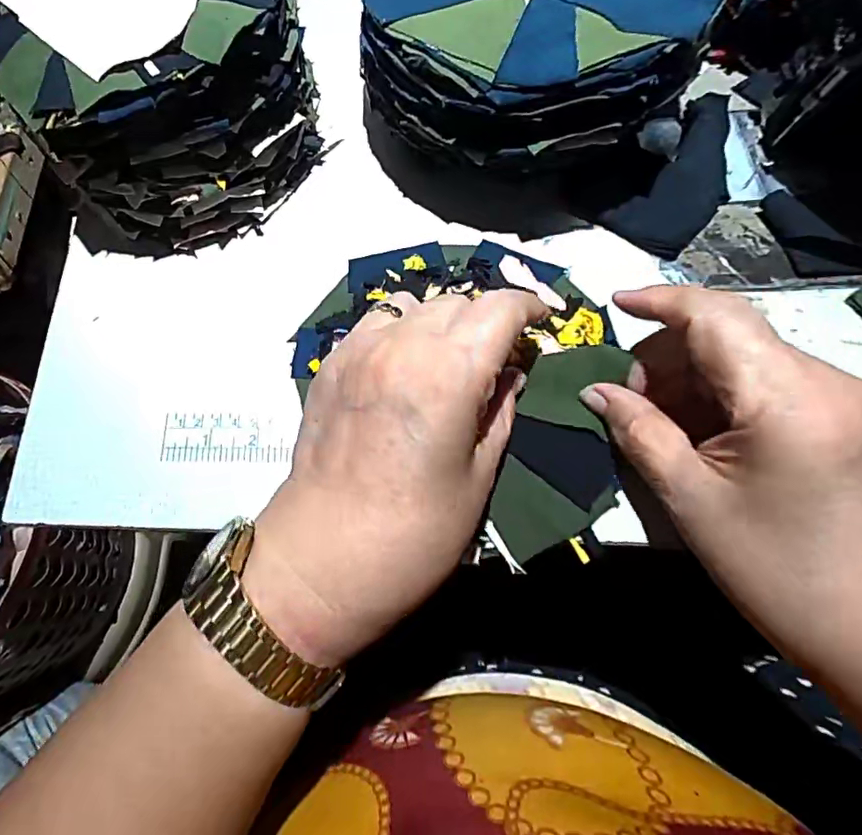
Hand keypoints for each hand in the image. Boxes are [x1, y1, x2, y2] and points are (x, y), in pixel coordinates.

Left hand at [244, 289, 546, 667]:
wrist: (323, 559)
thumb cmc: (415, 531)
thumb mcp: (479, 474)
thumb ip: (501, 410)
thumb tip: (511, 372)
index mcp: (448, 374)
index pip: (498, 308)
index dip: (527, 307)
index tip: (538, 321)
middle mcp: (402, 346)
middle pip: (459, 302)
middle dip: (487, 320)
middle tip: (497, 356)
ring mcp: (360, 350)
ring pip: (416, 305)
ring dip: (443, 322)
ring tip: (449, 358)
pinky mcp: (332, 363)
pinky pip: (378, 323)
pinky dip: (403, 329)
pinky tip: (406, 365)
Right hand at [579, 286, 861, 668]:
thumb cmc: (786, 577)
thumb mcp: (695, 503)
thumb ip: (640, 433)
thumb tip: (598, 391)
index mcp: (787, 394)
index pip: (714, 314)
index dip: (660, 301)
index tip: (617, 304)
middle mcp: (826, 378)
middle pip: (731, 333)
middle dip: (672, 355)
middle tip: (634, 403)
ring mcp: (848, 395)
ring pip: (752, 357)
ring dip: (698, 378)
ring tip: (665, 426)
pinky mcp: (855, 416)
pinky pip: (776, 383)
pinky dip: (731, 397)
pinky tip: (707, 436)